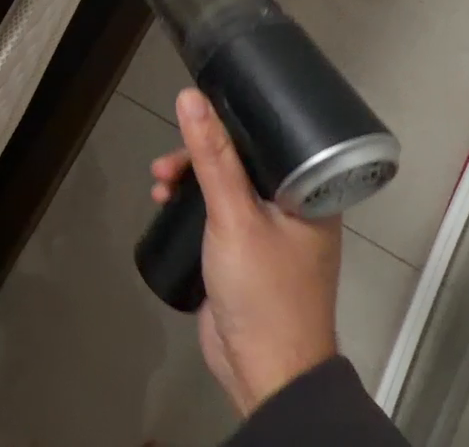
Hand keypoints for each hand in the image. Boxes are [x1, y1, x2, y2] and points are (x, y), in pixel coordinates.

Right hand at [149, 88, 340, 415]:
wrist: (264, 371)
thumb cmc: (263, 290)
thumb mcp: (234, 216)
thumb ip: (212, 157)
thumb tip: (190, 97)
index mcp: (310, 193)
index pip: (267, 138)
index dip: (226, 123)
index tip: (189, 123)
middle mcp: (293, 207)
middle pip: (239, 161)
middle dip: (195, 157)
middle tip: (164, 168)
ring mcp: (268, 232)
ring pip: (222, 186)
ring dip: (187, 180)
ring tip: (158, 187)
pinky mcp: (244, 253)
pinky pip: (215, 213)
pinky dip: (190, 205)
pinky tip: (165, 206)